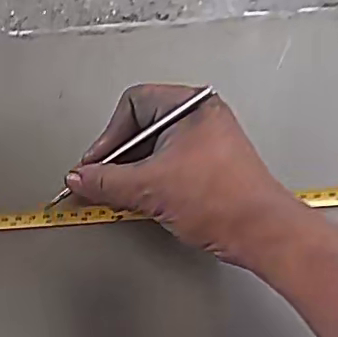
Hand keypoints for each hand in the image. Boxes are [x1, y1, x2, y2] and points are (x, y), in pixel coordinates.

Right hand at [63, 85, 311, 267]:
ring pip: (151, 151)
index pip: (132, 105)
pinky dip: (147, 183)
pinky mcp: (206, 169)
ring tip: (121, 195)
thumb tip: (80, 178)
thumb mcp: (148, 188)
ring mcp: (204, 144)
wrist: (257, 231)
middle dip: (116, 159)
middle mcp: (199, 119)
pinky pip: (165, 167)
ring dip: (130, 175)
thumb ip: (105, 181)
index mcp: (190, 106)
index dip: (108, 136)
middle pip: (138, 129)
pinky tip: (140, 202)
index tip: (95, 164)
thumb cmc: (223, 200)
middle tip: (100, 181)